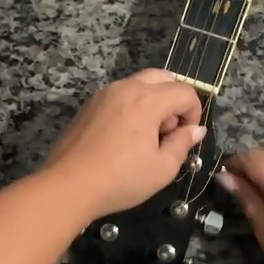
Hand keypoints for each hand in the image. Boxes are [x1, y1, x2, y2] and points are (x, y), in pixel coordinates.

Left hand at [40, 69, 205, 219]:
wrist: (68, 186)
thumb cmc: (120, 180)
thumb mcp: (162, 168)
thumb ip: (183, 143)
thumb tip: (196, 130)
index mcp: (148, 100)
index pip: (185, 92)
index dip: (194, 113)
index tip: (186, 137)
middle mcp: (126, 88)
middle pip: (163, 77)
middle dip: (174, 100)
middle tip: (167, 131)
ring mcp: (104, 93)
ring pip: (139, 83)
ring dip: (152, 101)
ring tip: (145, 136)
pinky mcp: (89, 104)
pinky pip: (120, 94)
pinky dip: (132, 106)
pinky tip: (123, 138)